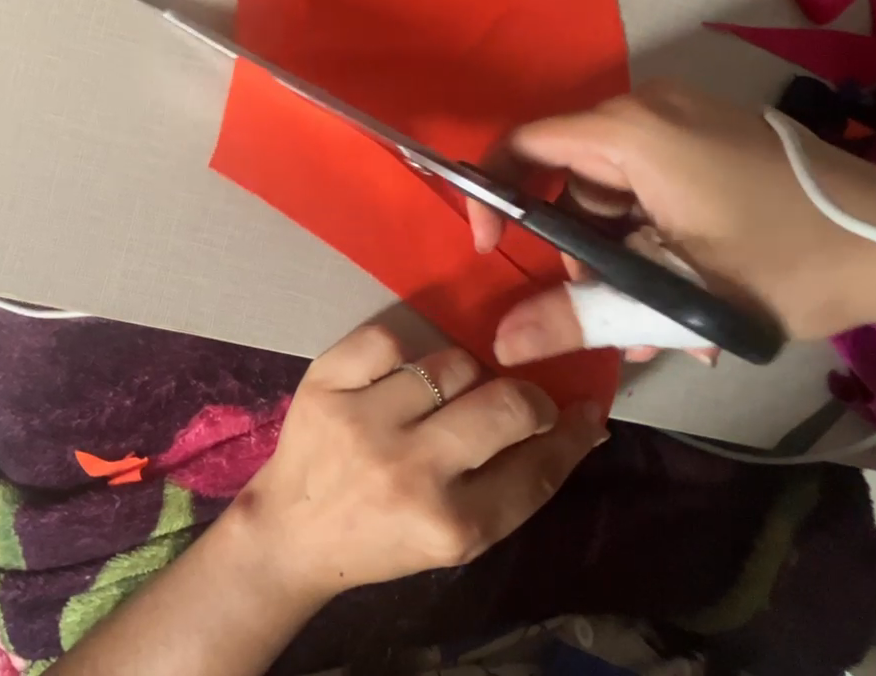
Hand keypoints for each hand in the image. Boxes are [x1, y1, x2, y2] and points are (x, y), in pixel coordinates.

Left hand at [225, 323, 605, 602]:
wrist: (292, 529)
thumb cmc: (383, 537)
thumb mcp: (457, 535)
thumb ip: (515, 485)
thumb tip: (581, 424)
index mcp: (451, 525)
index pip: (537, 467)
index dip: (570, 433)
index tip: (582, 410)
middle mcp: (409, 471)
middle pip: (504, 404)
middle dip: (524, 398)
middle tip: (514, 401)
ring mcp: (362, 423)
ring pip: (450, 363)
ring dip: (461, 376)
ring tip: (445, 397)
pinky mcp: (323, 385)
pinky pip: (388, 338)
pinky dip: (402, 350)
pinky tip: (397, 376)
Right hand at [466, 81, 875, 367]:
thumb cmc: (791, 263)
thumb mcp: (679, 299)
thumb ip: (578, 317)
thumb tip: (499, 346)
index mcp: (630, 131)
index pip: (521, 146)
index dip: (490, 195)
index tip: (492, 251)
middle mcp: (648, 111)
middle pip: (567, 178)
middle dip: (577, 250)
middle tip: (607, 307)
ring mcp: (684, 122)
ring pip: (610, 192)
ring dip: (621, 257)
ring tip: (662, 324)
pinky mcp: (710, 140)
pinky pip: (648, 185)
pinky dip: (652, 238)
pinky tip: (689, 293)